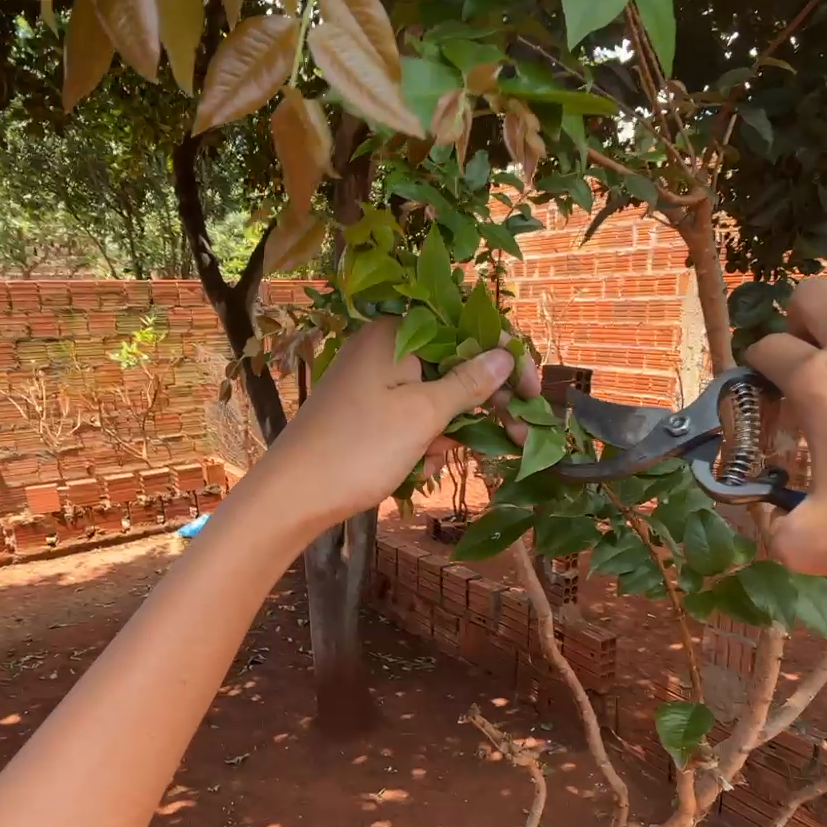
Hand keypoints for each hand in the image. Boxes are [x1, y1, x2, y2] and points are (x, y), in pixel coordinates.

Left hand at [247, 317, 535, 532]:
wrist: (293, 497)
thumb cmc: (359, 448)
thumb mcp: (423, 415)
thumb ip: (469, 383)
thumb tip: (504, 355)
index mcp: (395, 334)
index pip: (467, 330)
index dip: (507, 358)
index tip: (533, 392)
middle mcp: (384, 350)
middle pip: (454, 365)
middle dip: (482, 403)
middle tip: (513, 436)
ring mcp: (374, 384)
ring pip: (436, 399)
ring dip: (449, 431)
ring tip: (435, 460)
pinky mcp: (368, 414)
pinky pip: (412, 420)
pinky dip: (423, 443)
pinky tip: (415, 469)